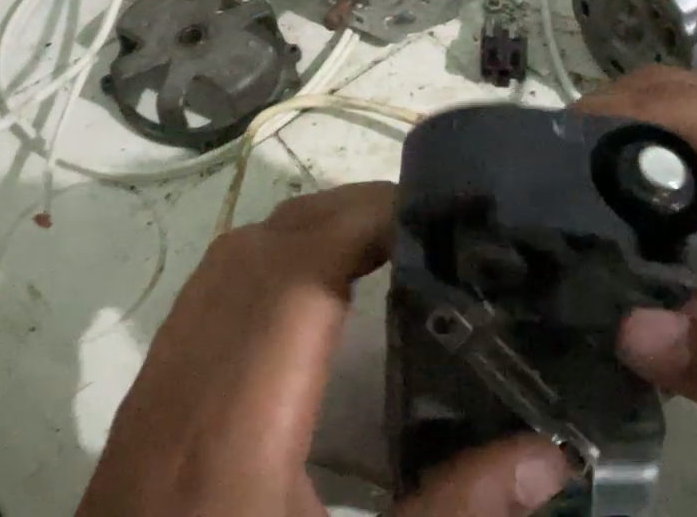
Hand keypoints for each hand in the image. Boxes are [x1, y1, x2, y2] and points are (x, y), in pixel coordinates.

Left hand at [79, 182, 572, 516]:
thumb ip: (451, 510)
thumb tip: (546, 457)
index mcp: (239, 420)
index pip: (299, 272)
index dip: (365, 220)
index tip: (435, 209)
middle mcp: (191, 375)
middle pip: (267, 245)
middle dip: (348, 211)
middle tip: (427, 219)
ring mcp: (161, 375)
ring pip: (233, 254)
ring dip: (308, 227)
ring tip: (380, 237)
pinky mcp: (151, 387)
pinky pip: (212, 283)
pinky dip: (271, 255)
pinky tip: (311, 285)